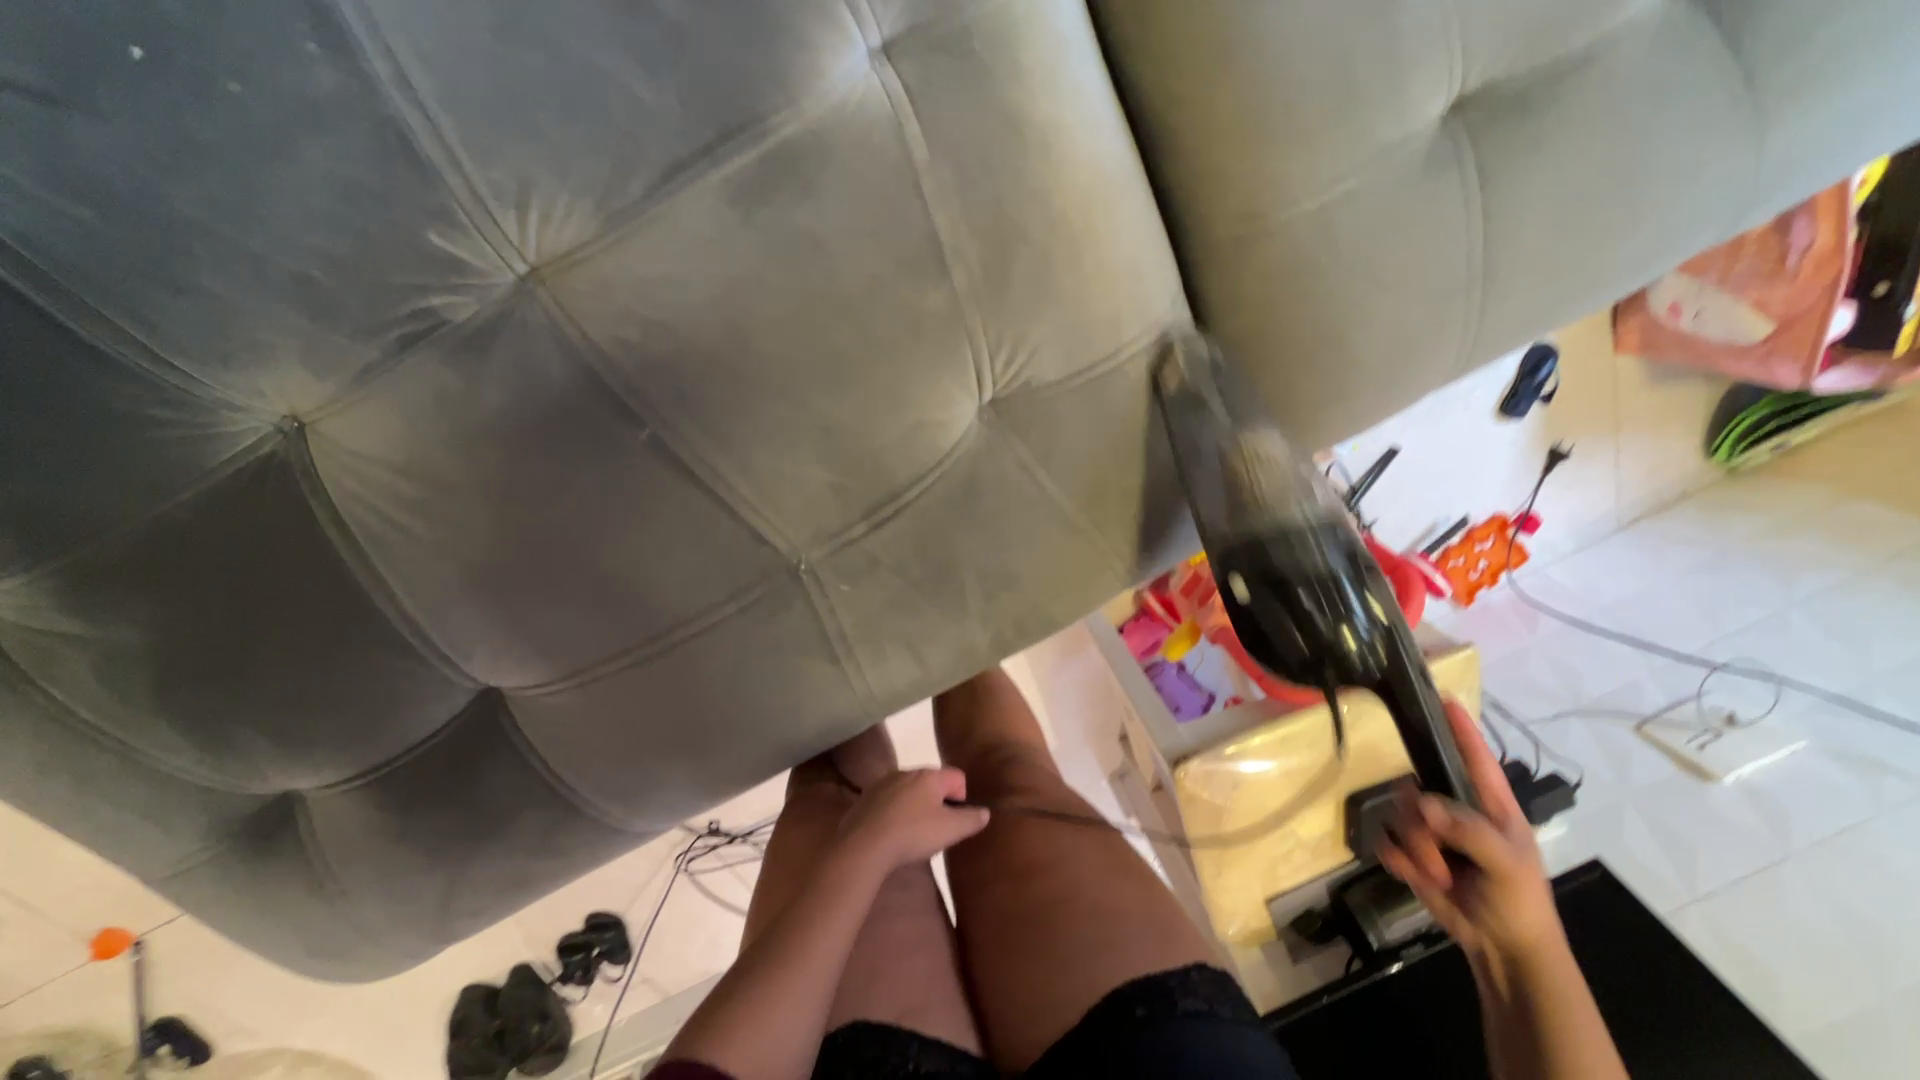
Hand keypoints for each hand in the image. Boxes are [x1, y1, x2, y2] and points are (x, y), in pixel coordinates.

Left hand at [837, 768, 990, 872]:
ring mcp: (882, 784)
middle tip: (935, 830)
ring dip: (914, 807)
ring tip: (912, 835)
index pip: (957, 776)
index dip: (962, 798)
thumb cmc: (912, 833)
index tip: (955, 820)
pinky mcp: (865, 799)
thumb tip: (984, 812)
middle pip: (931, 783)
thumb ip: (972, 819)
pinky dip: (894, 814)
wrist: (863, 845)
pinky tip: (891, 835)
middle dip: (937, 803)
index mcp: (929, 776)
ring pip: (908, 791)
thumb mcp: (951, 830)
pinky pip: (888, 802)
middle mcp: (905, 772)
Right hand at [1376, 700, 1563, 963]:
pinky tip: (1416, 876)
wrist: (1503, 949)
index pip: (1474, 757)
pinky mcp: (1412, 854)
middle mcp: (1456, 809)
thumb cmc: (1519, 900)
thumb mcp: (1506, 863)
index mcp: (1491, 804)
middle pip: (1418, 785)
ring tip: (1438, 875)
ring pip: (1399, 815)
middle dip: (1421, 816)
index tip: (1442, 698)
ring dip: (1415, 848)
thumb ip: (1467, 830)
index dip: (1460, 728)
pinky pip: (1387, 840)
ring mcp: (1432, 832)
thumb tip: (1420, 804)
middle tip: (1434, 843)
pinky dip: (1399, 859)